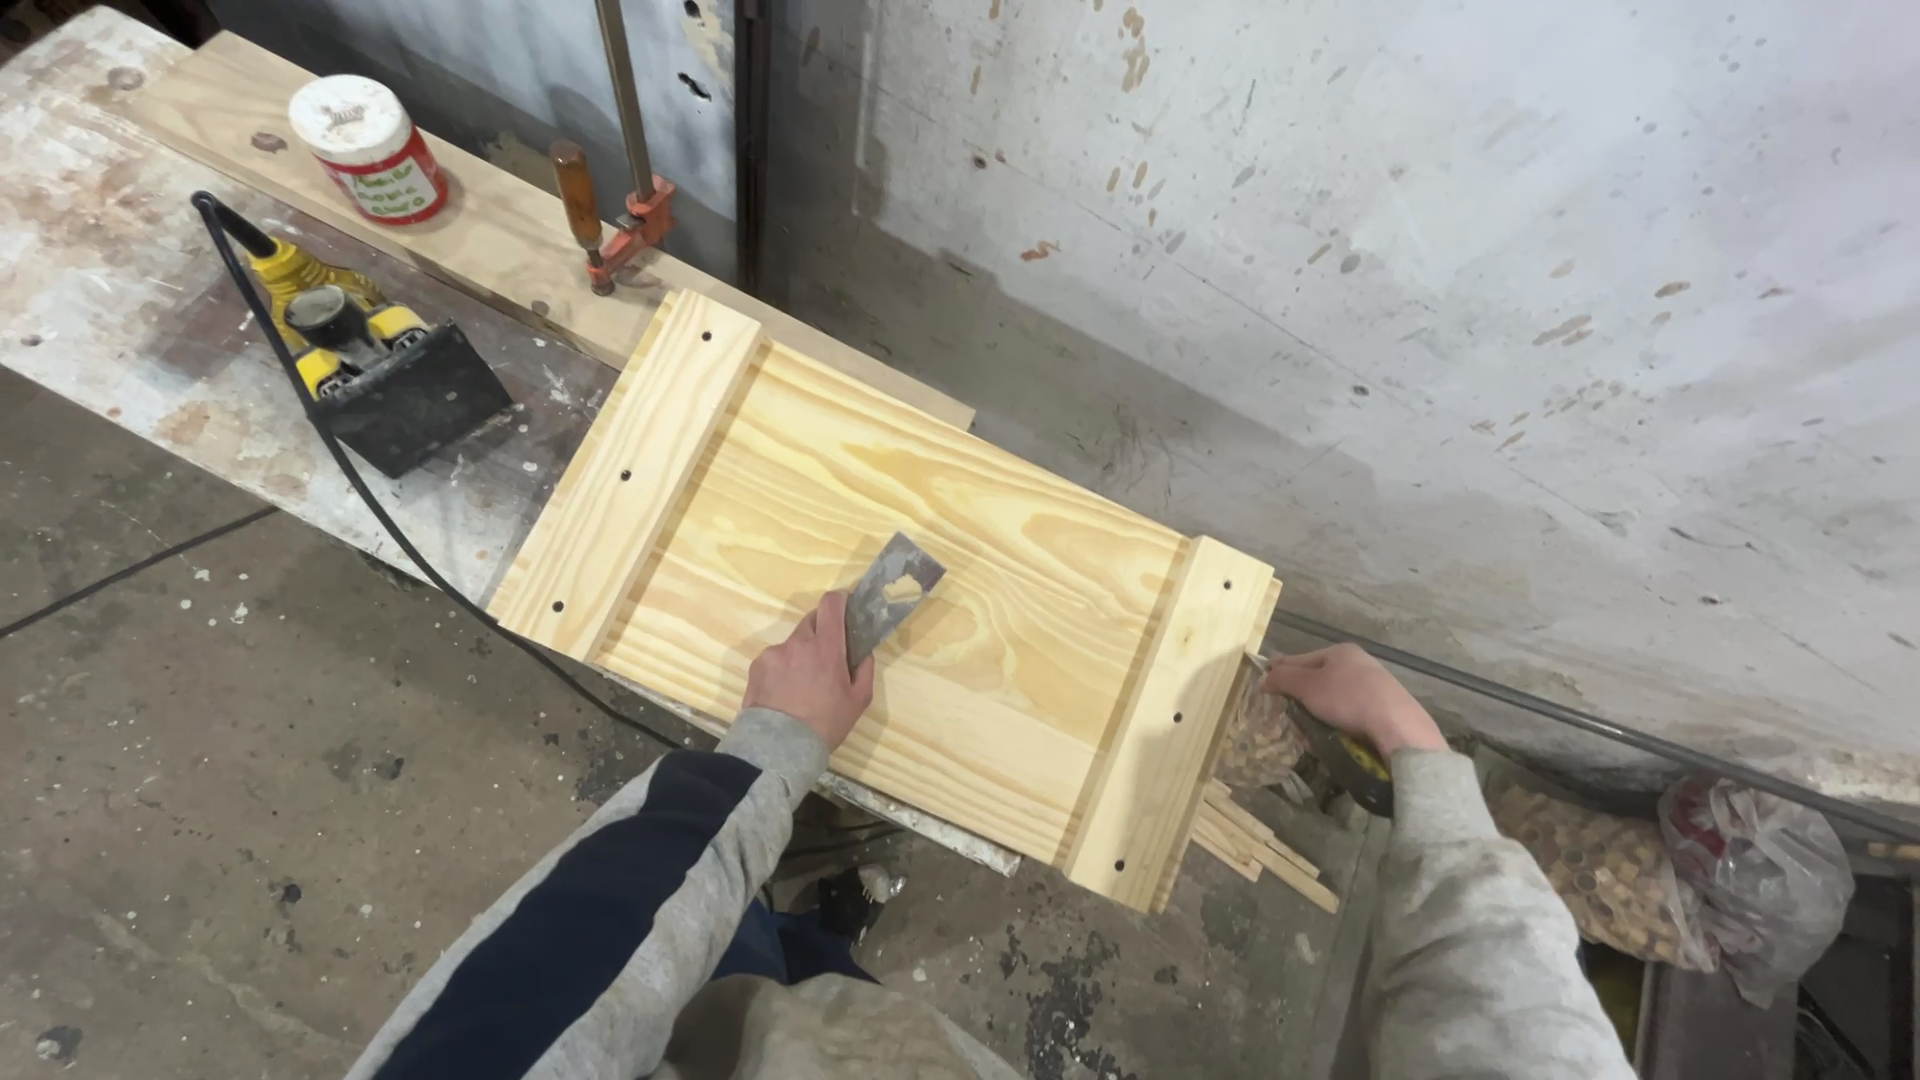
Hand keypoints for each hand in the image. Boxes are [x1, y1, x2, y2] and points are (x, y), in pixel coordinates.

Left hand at [742, 590, 874, 750]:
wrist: (778, 749)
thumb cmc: (825, 724)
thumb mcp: (858, 701)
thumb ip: (864, 669)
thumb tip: (863, 651)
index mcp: (826, 647)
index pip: (831, 603)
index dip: (839, 600)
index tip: (844, 608)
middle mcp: (798, 642)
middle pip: (811, 620)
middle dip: (820, 632)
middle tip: (824, 658)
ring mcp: (774, 653)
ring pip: (792, 643)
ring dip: (799, 654)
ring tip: (800, 686)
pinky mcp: (756, 666)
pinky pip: (774, 659)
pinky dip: (781, 669)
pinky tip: (782, 694)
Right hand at [1261, 644, 1446, 758]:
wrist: (1399, 729)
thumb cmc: (1348, 699)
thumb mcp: (1307, 686)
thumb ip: (1282, 679)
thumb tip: (1264, 678)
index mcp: (1341, 652)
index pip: (1301, 658)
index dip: (1281, 671)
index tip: (1266, 684)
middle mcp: (1360, 665)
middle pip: (1317, 681)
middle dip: (1300, 701)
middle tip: (1289, 717)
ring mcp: (1375, 689)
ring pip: (1332, 702)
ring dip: (1316, 718)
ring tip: (1308, 736)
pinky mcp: (1385, 711)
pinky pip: (1350, 716)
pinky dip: (1335, 726)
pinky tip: (1330, 740)